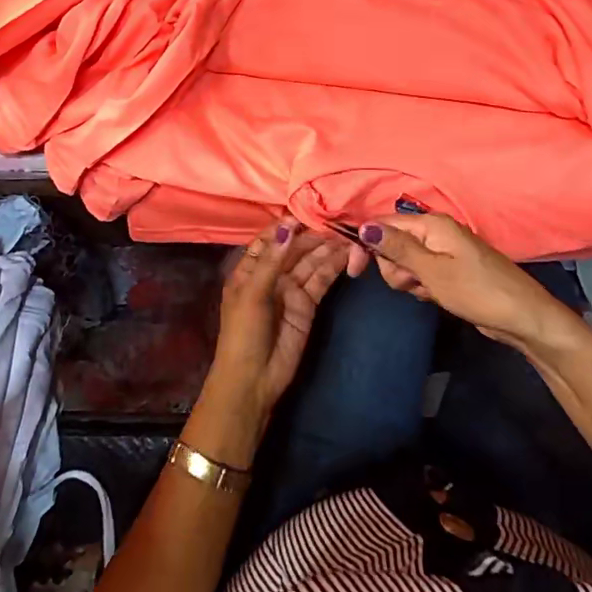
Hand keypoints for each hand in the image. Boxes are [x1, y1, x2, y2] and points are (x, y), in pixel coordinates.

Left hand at [210, 222, 347, 415]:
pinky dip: (333, 267)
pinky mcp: (307, 305)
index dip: (287, 226)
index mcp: (249, 269)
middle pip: (294, 249)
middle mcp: (271, 275)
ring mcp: (290, 290)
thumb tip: (288, 227)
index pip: (269, 240)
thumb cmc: (243, 333)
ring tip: (348, 234)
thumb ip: (271, 261)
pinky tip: (347, 253)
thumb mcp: (252, 294)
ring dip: (327, 249)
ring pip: (310, 263)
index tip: (309, 212)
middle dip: (313, 236)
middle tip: (338, 222)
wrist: (253, 379)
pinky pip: (320, 281)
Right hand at [355, 212, 590, 355]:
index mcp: (431, 224)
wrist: (522, 318)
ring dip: (408, 280)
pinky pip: (419, 273)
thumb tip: (363, 226)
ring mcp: (442, 251)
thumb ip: (396, 248)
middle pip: (391, 244)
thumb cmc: (477, 291)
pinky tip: (435, 296)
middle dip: (394, 268)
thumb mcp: (431, 270)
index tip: (354, 271)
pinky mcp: (448, 270)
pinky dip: (421, 286)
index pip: (382, 224)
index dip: (365, 244)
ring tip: (428, 291)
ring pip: (403, 263)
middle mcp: (435, 232)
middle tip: (413, 283)